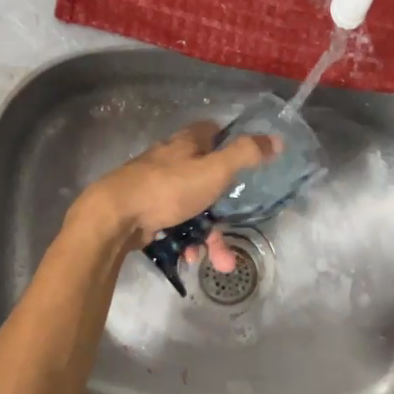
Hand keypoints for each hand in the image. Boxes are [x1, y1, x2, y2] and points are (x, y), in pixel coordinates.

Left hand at [68, 121, 278, 270]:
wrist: (116, 215)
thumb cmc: (168, 188)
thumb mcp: (214, 170)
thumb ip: (246, 154)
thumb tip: (277, 139)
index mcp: (186, 143)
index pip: (212, 132)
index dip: (231, 144)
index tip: (247, 164)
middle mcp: (170, 161)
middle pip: (207, 181)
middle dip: (224, 213)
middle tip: (236, 232)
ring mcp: (156, 188)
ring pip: (193, 210)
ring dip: (208, 236)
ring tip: (218, 261)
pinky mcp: (146, 212)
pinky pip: (175, 226)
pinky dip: (186, 241)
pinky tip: (190, 257)